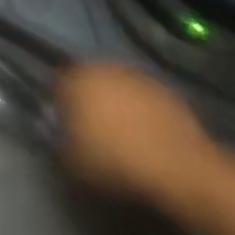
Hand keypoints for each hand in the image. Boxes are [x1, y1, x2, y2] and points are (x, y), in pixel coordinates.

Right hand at [55, 64, 222, 208]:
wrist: (176, 165)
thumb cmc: (117, 164)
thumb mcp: (74, 164)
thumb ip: (59, 141)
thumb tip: (57, 131)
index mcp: (78, 81)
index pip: (59, 81)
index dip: (59, 100)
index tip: (62, 119)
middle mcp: (105, 68)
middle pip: (87, 77)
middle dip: (86, 94)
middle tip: (89, 122)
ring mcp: (135, 73)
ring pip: (114, 81)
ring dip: (113, 97)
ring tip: (118, 126)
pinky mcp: (160, 84)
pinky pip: (139, 91)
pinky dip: (136, 104)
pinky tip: (143, 127)